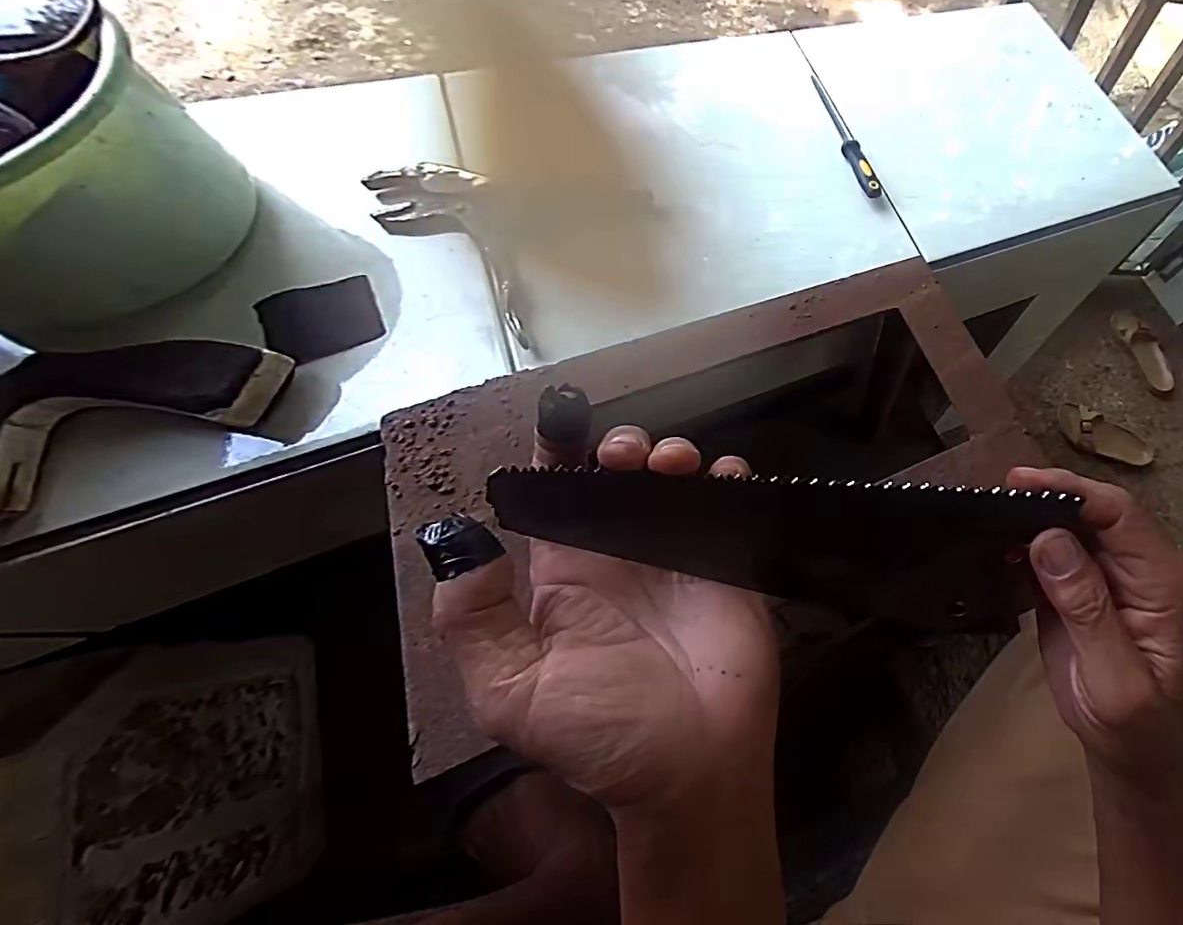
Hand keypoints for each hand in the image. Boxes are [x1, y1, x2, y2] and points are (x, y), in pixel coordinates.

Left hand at [431, 427, 779, 811]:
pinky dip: (727, 478)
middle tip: (628, 455)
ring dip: (673, 454)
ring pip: (674, 479)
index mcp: (569, 571)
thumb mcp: (516, 691)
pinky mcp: (725, 559)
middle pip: (620, 473)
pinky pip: (727, 503)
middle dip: (623, 446)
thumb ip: (476, 620)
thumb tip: (455, 538)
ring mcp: (678, 553)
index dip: (557, 450)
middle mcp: (623, 552)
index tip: (564, 415)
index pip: (556, 492)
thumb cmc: (606, 734)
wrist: (695, 768)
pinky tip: (721, 478)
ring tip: (672, 465)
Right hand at [1006, 466, 1182, 791]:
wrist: (1131, 757)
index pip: (1122, 516)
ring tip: (997, 506)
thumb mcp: (1114, 679)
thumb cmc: (1132, 728)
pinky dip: (1031, 536)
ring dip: (1039, 511)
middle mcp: (1145, 569)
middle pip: (1100, 511)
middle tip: (1002, 488)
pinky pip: (1062, 546)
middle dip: (1052, 493)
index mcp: (1165, 584)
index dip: (1074, 491)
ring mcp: (1116, 575)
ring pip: (1078, 524)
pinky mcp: (1087, 584)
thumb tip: (1051, 539)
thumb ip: (1087, 608)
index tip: (1024, 483)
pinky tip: (1004, 537)